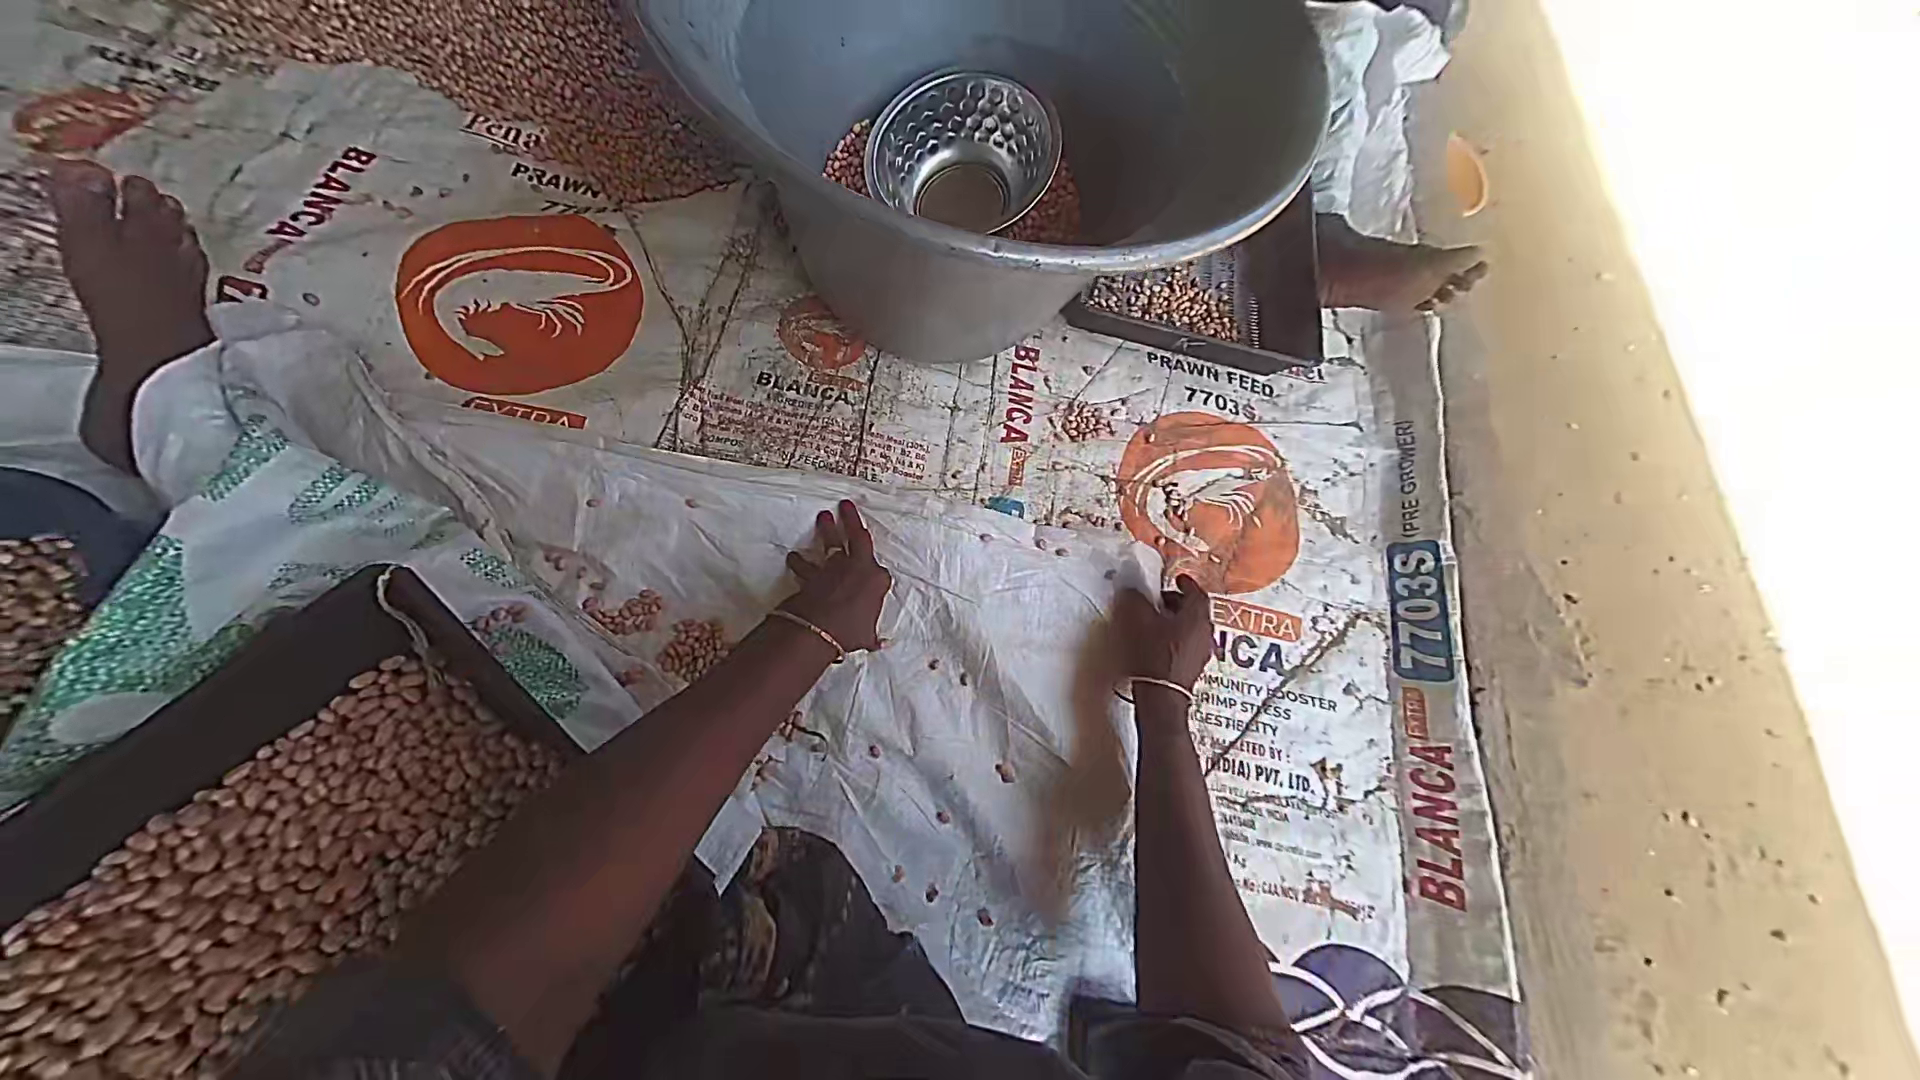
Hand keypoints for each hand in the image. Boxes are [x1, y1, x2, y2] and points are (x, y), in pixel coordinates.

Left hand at [780, 500, 891, 652]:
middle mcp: (857, 566)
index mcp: (877, 579)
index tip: (874, 573)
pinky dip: (798, 562)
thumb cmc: (851, 629)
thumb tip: (877, 644)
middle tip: (845, 504)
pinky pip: (806, 565)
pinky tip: (793, 556)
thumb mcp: (866, 635)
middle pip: (856, 536)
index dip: (877, 575)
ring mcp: (833, 567)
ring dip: (826, 529)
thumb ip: (870, 634)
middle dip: (852, 519)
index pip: (880, 573)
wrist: (821, 627)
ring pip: (830, 543)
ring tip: (823, 516)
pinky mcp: (813, 573)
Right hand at [1114, 575, 1213, 689]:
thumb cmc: (1153, 653)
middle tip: (1161, 599)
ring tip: (1157, 620)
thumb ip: (1135, 599)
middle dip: (1178, 602)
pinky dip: (1176, 636)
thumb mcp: (1138, 619)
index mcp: (1197, 616)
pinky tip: (1158, 640)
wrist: (1161, 693)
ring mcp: (1201, 652)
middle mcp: (1204, 633)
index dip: (1186, 583)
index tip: (1177, 579)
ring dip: (1177, 620)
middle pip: (1195, 610)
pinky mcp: (1193, 667)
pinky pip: (1187, 643)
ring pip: (1192, 628)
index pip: (1196, 593)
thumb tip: (1132, 591)